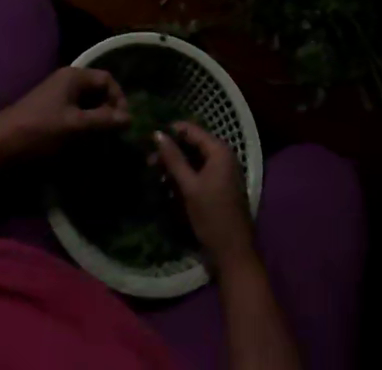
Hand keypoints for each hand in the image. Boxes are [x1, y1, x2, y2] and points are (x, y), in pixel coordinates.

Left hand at [0, 67, 130, 160]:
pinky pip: (74, 116)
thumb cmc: (40, 130)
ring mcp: (56, 97)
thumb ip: (104, 121)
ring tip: (100, 144)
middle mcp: (67, 82)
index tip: (123, 123)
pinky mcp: (49, 114)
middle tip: (113, 135)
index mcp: (74, 77)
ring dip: (96, 123)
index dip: (119, 99)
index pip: (107, 80)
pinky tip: (84, 146)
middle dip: (108, 113)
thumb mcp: (76, 125)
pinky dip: (83, 129)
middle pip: (98, 92)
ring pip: (87, 106)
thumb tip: (129, 119)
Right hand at [154, 122, 255, 264]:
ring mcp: (221, 171)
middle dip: (170, 150)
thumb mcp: (189, 186)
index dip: (170, 131)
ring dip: (174, 165)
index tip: (148, 137)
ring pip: (193, 160)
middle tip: (148, 160)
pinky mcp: (217, 186)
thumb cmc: (212, 216)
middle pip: (192, 144)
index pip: (191, 130)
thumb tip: (157, 133)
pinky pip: (198, 173)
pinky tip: (166, 184)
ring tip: (153, 172)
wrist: (233, 252)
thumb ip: (174, 158)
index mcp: (219, 150)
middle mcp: (222, 156)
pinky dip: (183, 176)